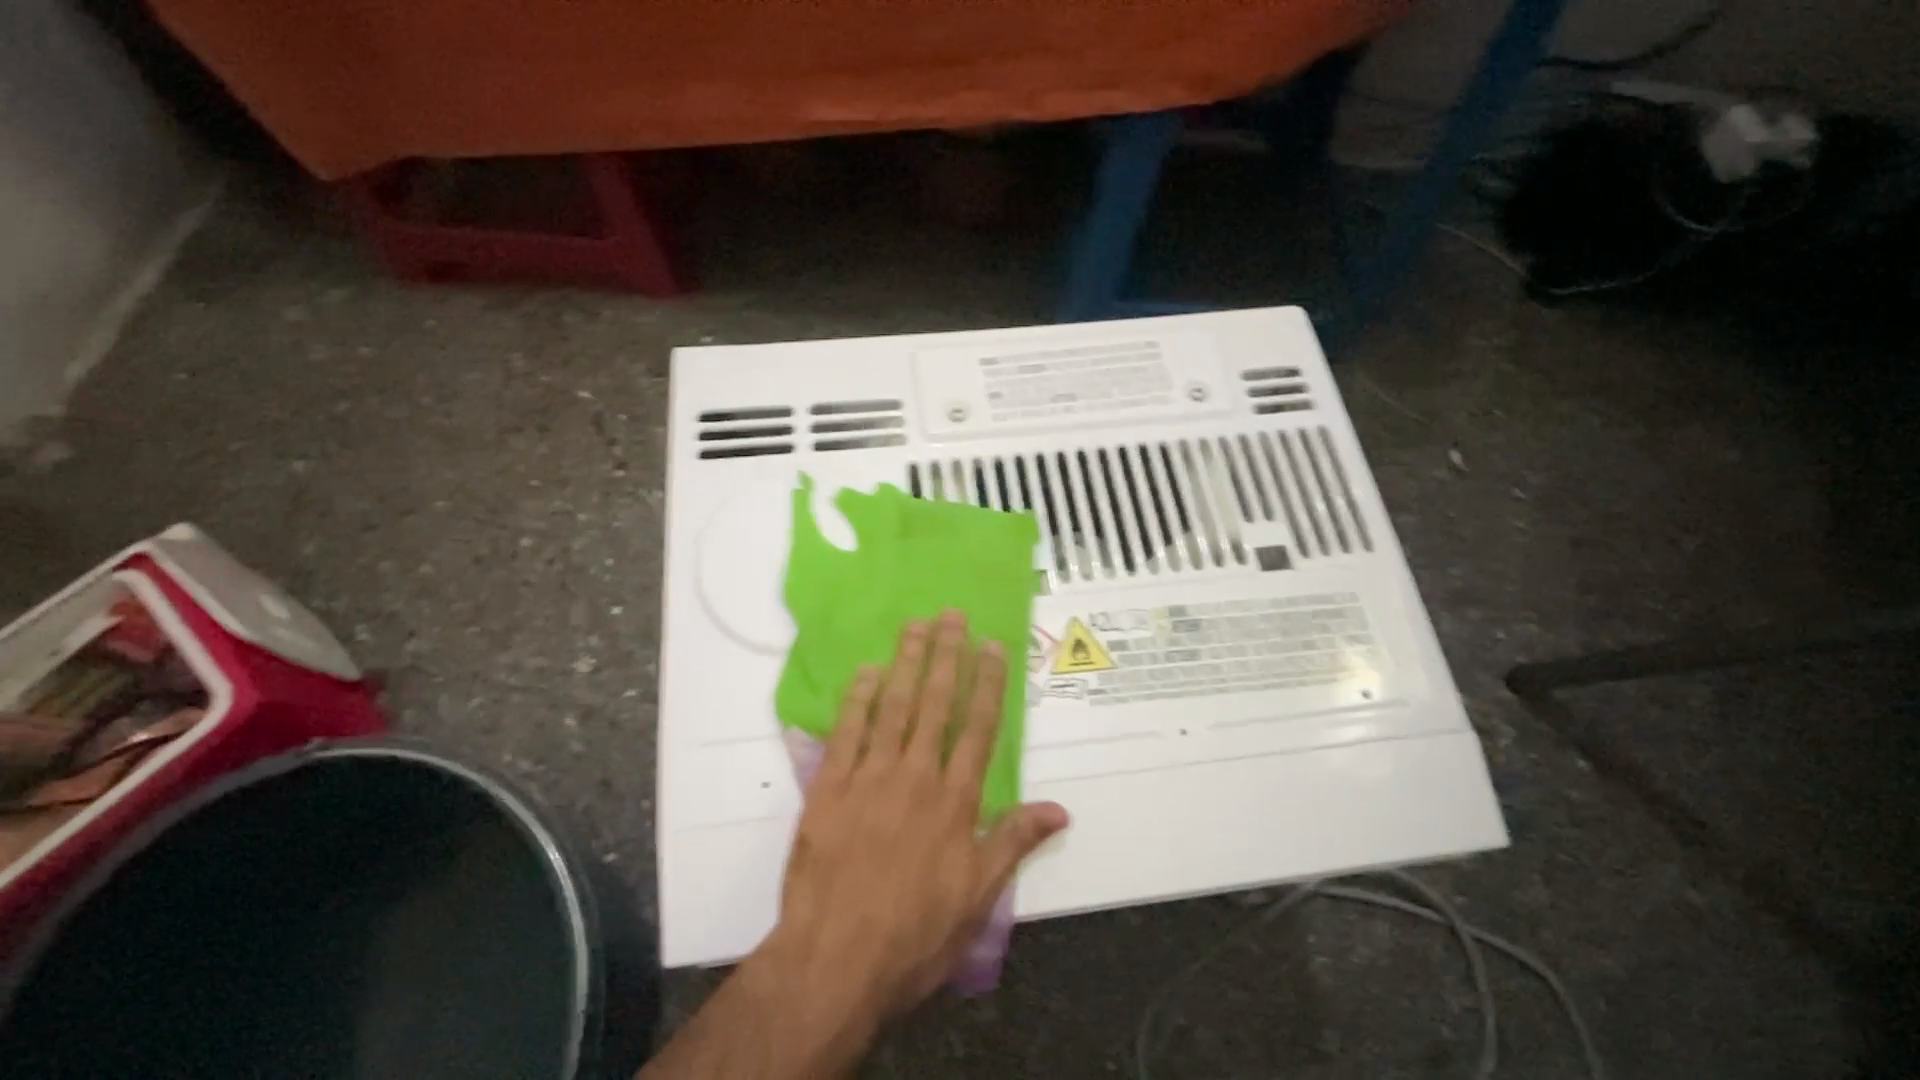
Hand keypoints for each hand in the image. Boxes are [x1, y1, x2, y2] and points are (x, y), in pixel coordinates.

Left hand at [757, 611, 1069, 1022]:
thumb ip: (1014, 843)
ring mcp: (869, 778)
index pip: (979, 729)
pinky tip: (866, 672)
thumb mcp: (978, 897)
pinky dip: (857, 699)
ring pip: (892, 707)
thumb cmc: (915, 934)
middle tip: (950, 615)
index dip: (987, 684)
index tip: (992, 646)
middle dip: (945, 657)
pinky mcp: (828, 789)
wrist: (837, 959)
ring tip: (915, 626)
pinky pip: (846, 732)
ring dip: (905, 664)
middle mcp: (916, 777)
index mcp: (956, 802)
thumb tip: (1059, 809)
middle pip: (934, 704)